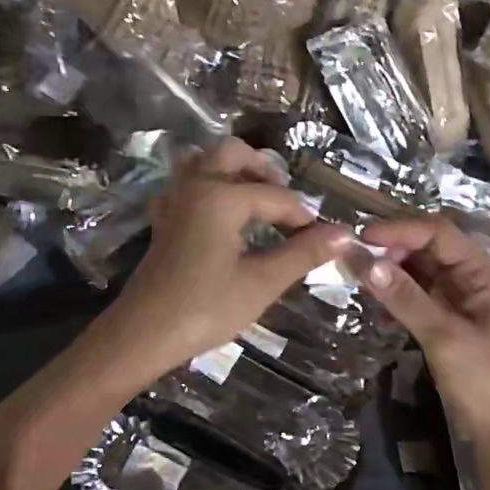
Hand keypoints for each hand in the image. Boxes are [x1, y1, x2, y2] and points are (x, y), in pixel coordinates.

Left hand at [99, 139, 350, 377]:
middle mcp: (195, 186)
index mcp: (221, 196)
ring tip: (256, 200)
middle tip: (287, 204)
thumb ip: (304, 253)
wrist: (143, 335)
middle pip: (234, 153)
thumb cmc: (206, 308)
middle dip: (265, 171)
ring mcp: (174, 201)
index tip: (323, 241)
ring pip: (203, 161)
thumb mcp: (262, 282)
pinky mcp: (163, 220)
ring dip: (233, 171)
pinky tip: (220, 214)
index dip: (304, 218)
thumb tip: (345, 234)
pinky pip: (185, 184)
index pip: (277, 197)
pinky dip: (206, 186)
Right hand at [358, 219, 489, 444]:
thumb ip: (405, 298)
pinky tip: (378, 314)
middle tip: (352, 261)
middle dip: (392, 252)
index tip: (360, 237)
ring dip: (392, 277)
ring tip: (358, 284)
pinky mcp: (451, 328)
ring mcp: (463, 305)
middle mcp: (475, 281)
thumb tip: (365, 262)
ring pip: (422, 277)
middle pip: (429, 251)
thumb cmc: (489, 380)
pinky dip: (399, 302)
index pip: (439, 234)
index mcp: (485, 272)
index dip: (399, 231)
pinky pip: (420, 302)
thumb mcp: (445, 337)